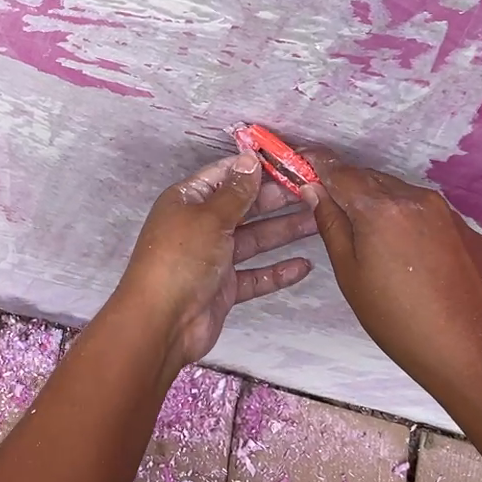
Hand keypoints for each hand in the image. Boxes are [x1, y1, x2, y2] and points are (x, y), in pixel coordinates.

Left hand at [108, 151, 318, 370]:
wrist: (162, 322)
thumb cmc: (181, 258)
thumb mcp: (209, 218)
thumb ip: (235, 192)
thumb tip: (250, 159)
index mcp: (188, 200)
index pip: (225, 175)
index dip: (254, 168)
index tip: (288, 162)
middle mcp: (200, 224)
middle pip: (243, 206)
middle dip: (276, 199)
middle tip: (313, 191)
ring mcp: (213, 257)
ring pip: (254, 239)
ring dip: (283, 231)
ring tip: (318, 221)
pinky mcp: (224, 287)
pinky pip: (255, 275)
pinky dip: (278, 271)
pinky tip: (305, 266)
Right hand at [299, 147, 481, 395]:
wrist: (479, 359)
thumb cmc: (400, 322)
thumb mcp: (351, 275)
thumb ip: (331, 224)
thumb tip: (314, 189)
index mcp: (381, 207)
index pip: (339, 170)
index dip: (317, 166)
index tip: (302, 166)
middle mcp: (416, 197)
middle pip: (371, 179)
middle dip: (349, 188)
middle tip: (334, 212)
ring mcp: (449, 214)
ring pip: (401, 195)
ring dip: (380, 206)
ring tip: (374, 242)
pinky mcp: (470, 232)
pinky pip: (428, 215)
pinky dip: (410, 223)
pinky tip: (412, 259)